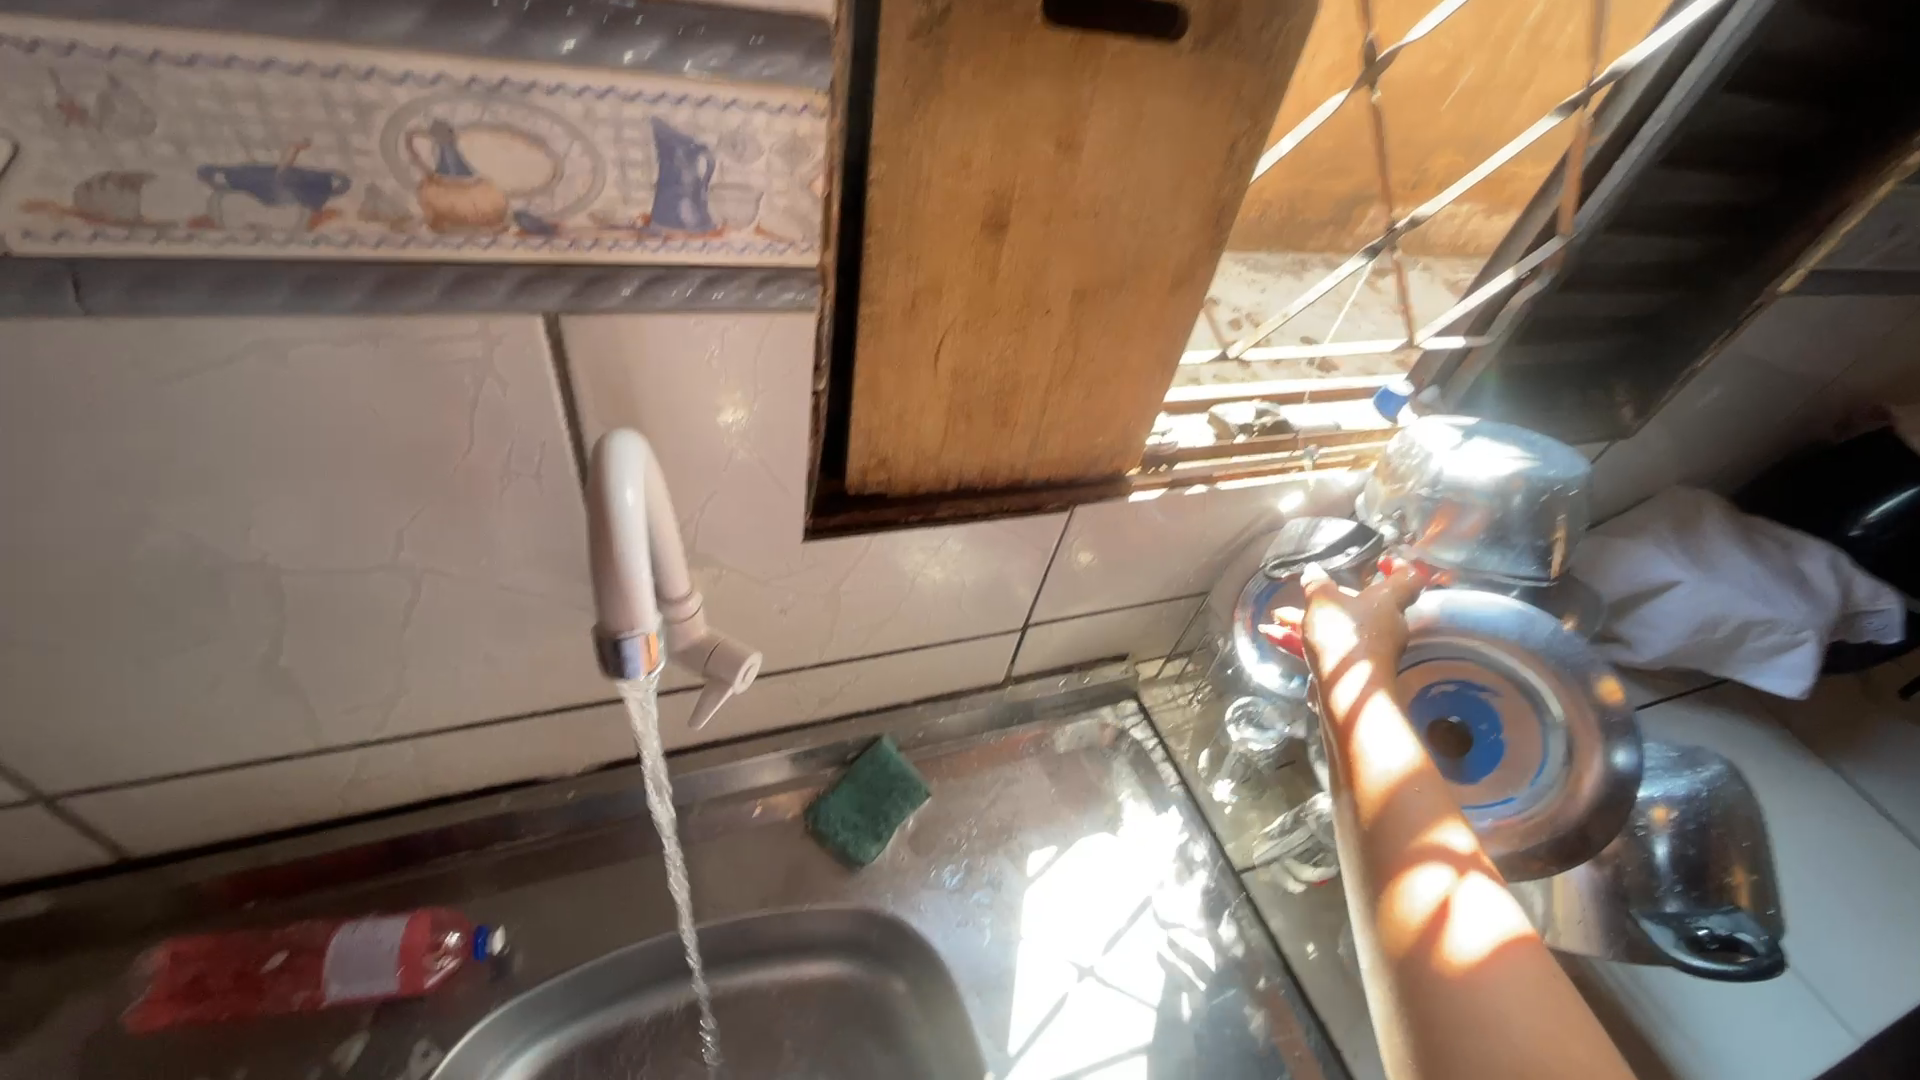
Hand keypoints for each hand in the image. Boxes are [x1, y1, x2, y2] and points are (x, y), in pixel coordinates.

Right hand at [1261, 559, 1425, 676]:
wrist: (1348, 689)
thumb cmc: (1343, 634)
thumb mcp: (1322, 601)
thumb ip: (1316, 584)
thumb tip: (1313, 570)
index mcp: (1387, 601)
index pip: (1407, 578)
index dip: (1398, 566)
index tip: (1382, 561)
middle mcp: (1385, 623)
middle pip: (1360, 604)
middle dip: (1325, 600)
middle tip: (1303, 594)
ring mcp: (1370, 648)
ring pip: (1337, 627)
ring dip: (1305, 621)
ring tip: (1276, 618)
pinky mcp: (1352, 667)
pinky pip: (1328, 647)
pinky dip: (1302, 641)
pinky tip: (1273, 637)